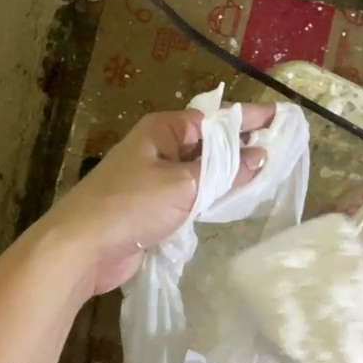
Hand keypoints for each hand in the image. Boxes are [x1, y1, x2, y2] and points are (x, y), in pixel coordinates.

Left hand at [40, 104, 274, 295]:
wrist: (82, 246)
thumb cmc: (132, 205)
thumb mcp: (184, 184)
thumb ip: (224, 171)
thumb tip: (259, 154)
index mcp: (162, 130)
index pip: (214, 118)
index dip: (247, 118)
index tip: (280, 116)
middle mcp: (157, 148)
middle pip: (207, 142)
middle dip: (240, 144)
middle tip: (279, 144)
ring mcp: (153, 178)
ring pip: (199, 170)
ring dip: (227, 172)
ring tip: (265, 171)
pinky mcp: (151, 208)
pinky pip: (189, 194)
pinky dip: (210, 196)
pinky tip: (232, 201)